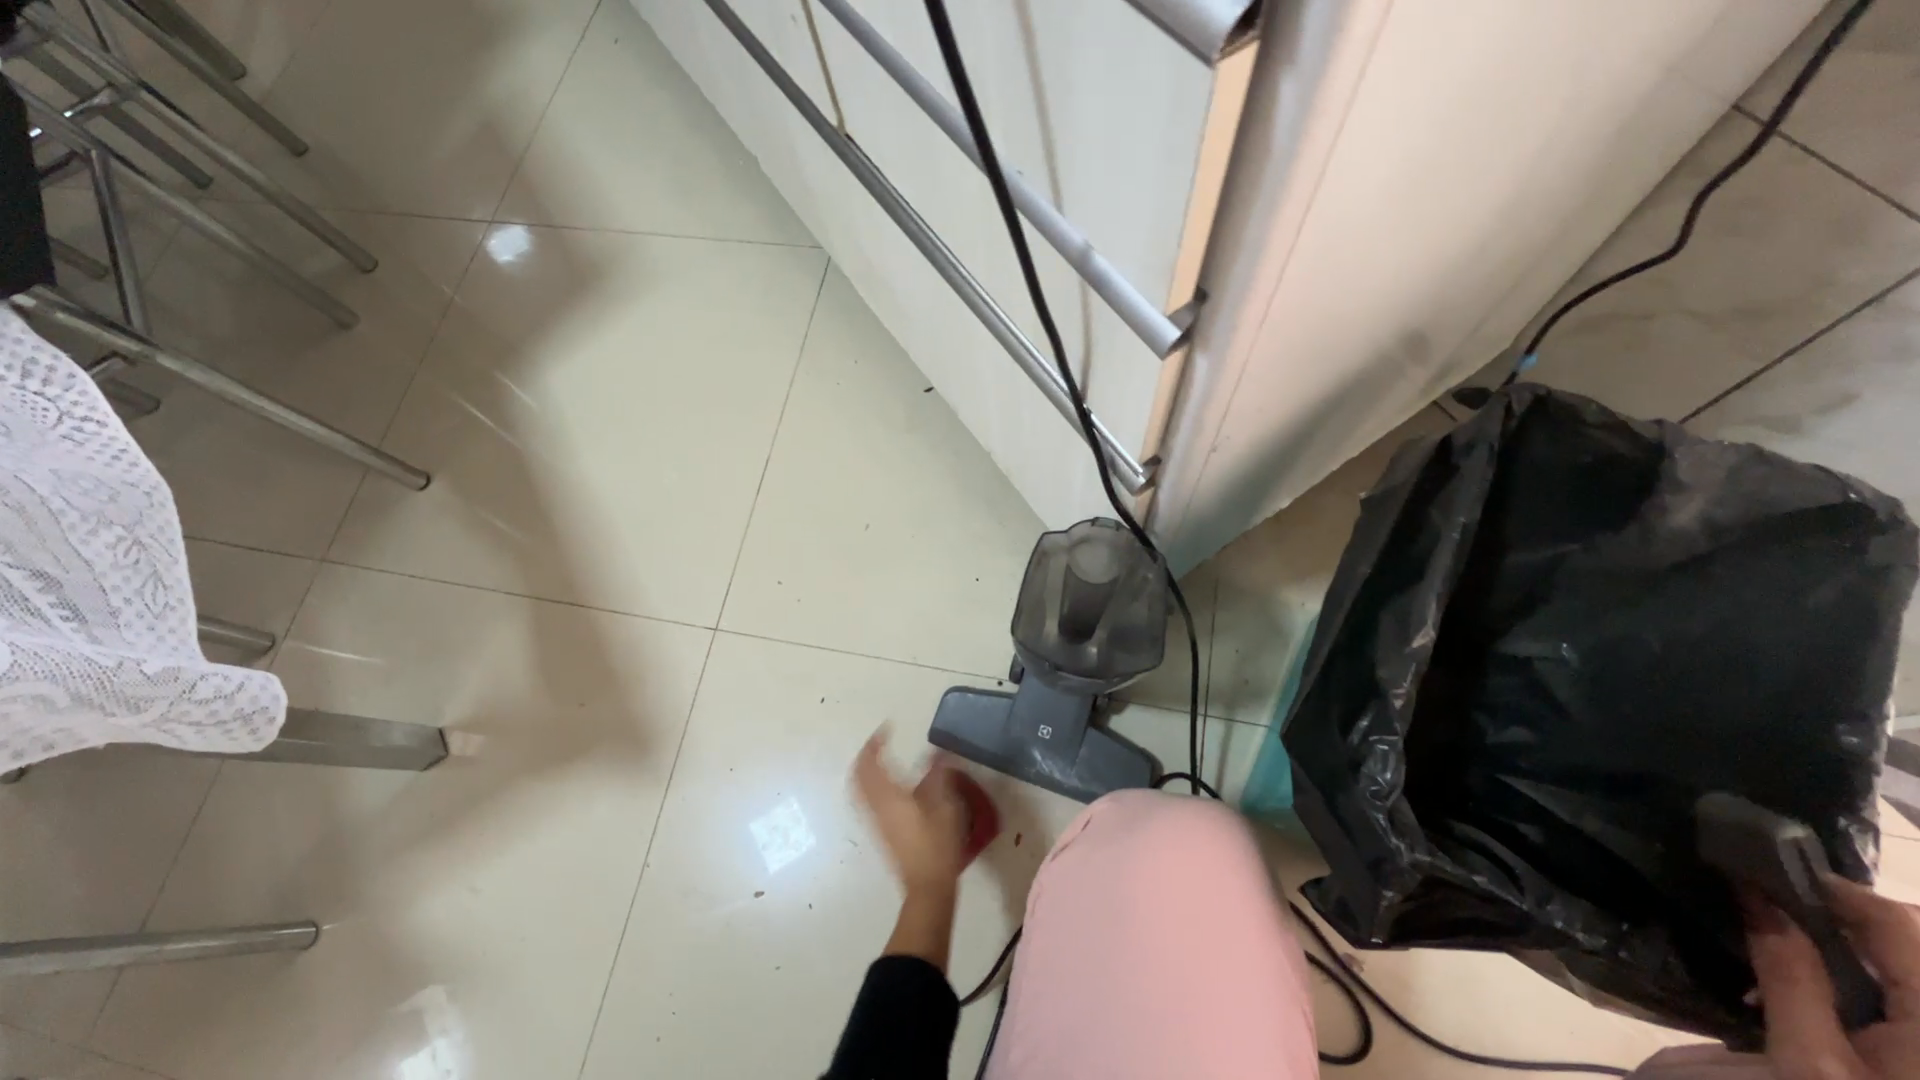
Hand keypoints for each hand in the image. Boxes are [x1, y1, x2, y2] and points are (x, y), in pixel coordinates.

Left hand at [851, 729, 968, 894]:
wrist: (927, 885)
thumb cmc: (938, 845)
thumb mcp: (945, 807)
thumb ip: (939, 776)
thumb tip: (936, 752)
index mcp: (889, 796)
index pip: (871, 763)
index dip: (875, 743)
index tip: (886, 729)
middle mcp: (876, 806)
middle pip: (857, 776)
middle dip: (864, 756)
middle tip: (877, 742)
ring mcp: (875, 821)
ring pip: (858, 789)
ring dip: (863, 770)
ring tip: (876, 760)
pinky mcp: (879, 831)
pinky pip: (864, 800)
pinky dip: (867, 785)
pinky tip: (883, 786)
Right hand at [1748, 877, 1919, 1079]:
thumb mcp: (1809, 1062)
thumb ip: (1788, 974)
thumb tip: (1753, 896)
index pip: (1894, 920)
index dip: (1829, 888)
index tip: (1761, 873)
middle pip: (1916, 937)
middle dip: (1849, 919)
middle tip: (1776, 920)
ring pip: (1918, 966)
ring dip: (1866, 953)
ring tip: (1801, 964)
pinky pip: (1917, 996)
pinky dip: (1887, 987)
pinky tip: (1841, 1006)